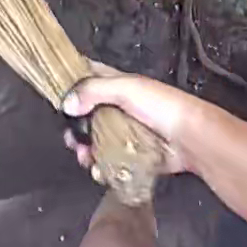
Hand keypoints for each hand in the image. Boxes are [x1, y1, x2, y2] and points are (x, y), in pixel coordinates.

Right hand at [62, 62, 215, 176]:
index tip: (57, 96)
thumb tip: (67, 102)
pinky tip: (98, 170)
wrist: (190, 138)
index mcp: (119, 84)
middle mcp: (120, 106)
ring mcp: (126, 131)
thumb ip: (94, 90)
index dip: (72, 83)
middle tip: (71, 139)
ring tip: (84, 158)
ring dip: (86, 150)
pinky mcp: (131, 154)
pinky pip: (109, 160)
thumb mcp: (127, 89)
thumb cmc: (161, 106)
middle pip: (88, 114)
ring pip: (96, 140)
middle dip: (76, 128)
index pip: (90, 76)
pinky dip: (100, 166)